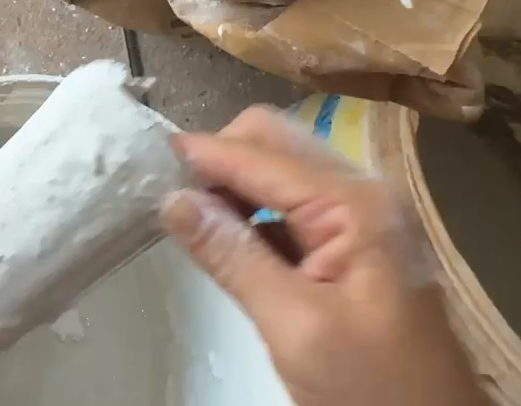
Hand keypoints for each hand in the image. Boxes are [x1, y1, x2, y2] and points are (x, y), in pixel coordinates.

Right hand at [160, 106, 486, 405]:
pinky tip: (228, 235)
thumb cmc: (376, 396)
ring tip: (192, 213)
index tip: (144, 159)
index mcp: (355, 204)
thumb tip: (170, 198)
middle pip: (270, 140)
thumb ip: (232, 256)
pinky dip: (252, 205)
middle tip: (174, 195)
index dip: (199, 153)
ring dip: (233, 180)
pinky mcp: (355, 240)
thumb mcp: (296, 329)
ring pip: (278, 164)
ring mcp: (362, 214)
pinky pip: (291, 198)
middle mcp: (362, 192)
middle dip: (218, 158)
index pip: (258, 154)